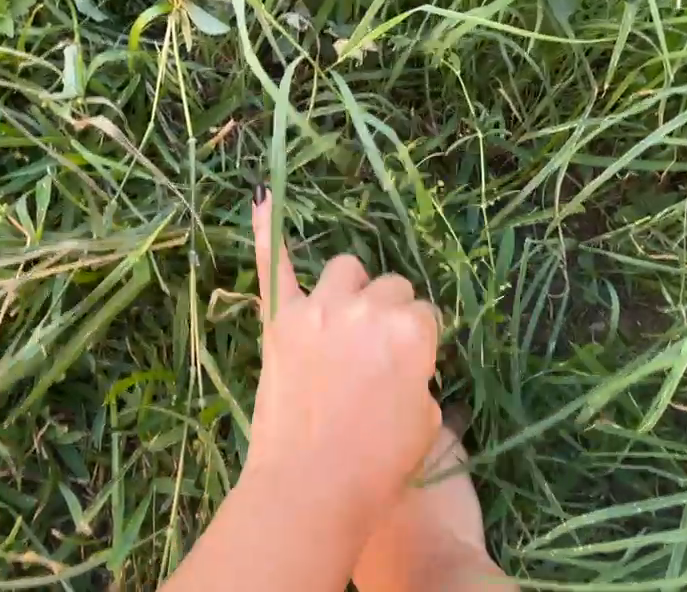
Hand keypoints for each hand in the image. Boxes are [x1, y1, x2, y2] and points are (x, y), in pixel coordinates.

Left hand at [244, 188, 442, 518]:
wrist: (311, 489)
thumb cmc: (379, 466)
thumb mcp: (425, 421)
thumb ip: (419, 373)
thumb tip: (405, 360)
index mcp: (413, 330)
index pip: (424, 312)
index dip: (417, 339)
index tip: (407, 363)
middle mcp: (368, 306)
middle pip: (388, 288)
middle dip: (387, 313)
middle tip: (375, 353)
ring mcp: (320, 307)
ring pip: (345, 269)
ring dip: (349, 289)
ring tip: (343, 317)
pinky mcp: (280, 318)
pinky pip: (274, 264)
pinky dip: (266, 230)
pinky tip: (262, 198)